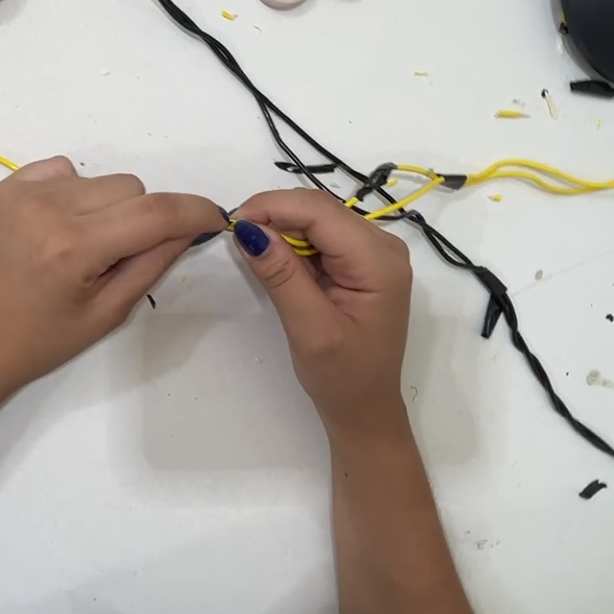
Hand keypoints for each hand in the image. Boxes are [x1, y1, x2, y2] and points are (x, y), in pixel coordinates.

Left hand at [0, 157, 226, 398]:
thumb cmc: (42, 340)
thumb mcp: (109, 312)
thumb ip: (154, 262)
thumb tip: (188, 226)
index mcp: (73, 246)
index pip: (154, 213)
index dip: (194, 212)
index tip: (215, 218)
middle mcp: (45, 207)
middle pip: (131, 187)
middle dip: (142, 218)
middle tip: (119, 257)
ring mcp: (20, 191)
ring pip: (100, 178)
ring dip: (107, 206)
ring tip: (83, 245)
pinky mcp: (5, 186)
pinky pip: (64, 170)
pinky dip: (75, 193)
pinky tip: (59, 227)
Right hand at [230, 189, 413, 437]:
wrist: (365, 406)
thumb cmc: (342, 375)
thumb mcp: (309, 327)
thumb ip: (281, 274)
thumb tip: (248, 229)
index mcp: (377, 261)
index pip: (319, 211)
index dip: (272, 207)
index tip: (232, 224)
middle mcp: (381, 245)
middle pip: (318, 208)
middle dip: (274, 214)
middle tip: (237, 237)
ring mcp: (371, 251)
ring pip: (316, 216)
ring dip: (280, 226)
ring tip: (252, 249)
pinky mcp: (358, 260)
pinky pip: (319, 233)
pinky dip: (291, 239)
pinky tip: (274, 258)